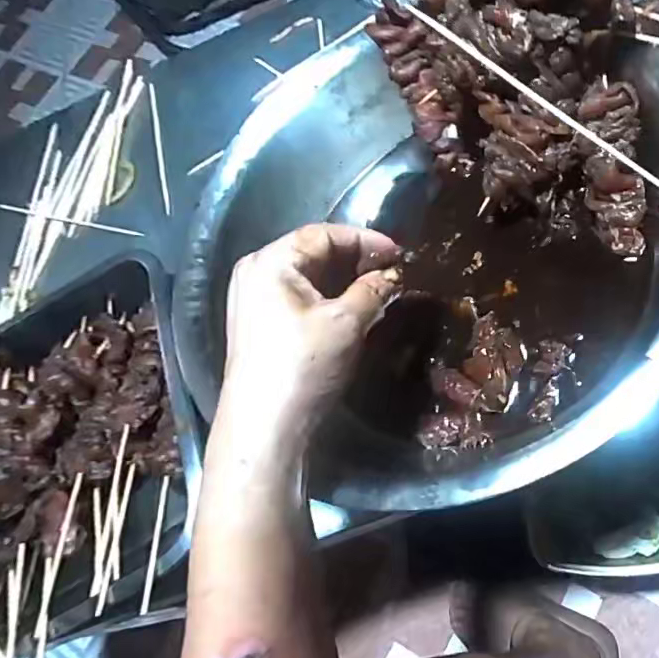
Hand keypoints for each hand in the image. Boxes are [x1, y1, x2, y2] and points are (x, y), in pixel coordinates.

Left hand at [222, 224, 402, 435]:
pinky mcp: (265, 323)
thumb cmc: (305, 363)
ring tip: (383, 287)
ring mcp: (258, 299)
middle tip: (395, 270)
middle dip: (358, 258)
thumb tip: (394, 274)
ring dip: (348, 278)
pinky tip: (358, 307)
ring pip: (311, 276)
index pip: (324, 234)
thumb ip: (374, 289)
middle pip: (315, 252)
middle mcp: (258, 272)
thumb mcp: (347, 322)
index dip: (366, 240)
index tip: (400, 253)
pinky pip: (303, 296)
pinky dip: (333, 296)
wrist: (267, 423)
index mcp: (272, 262)